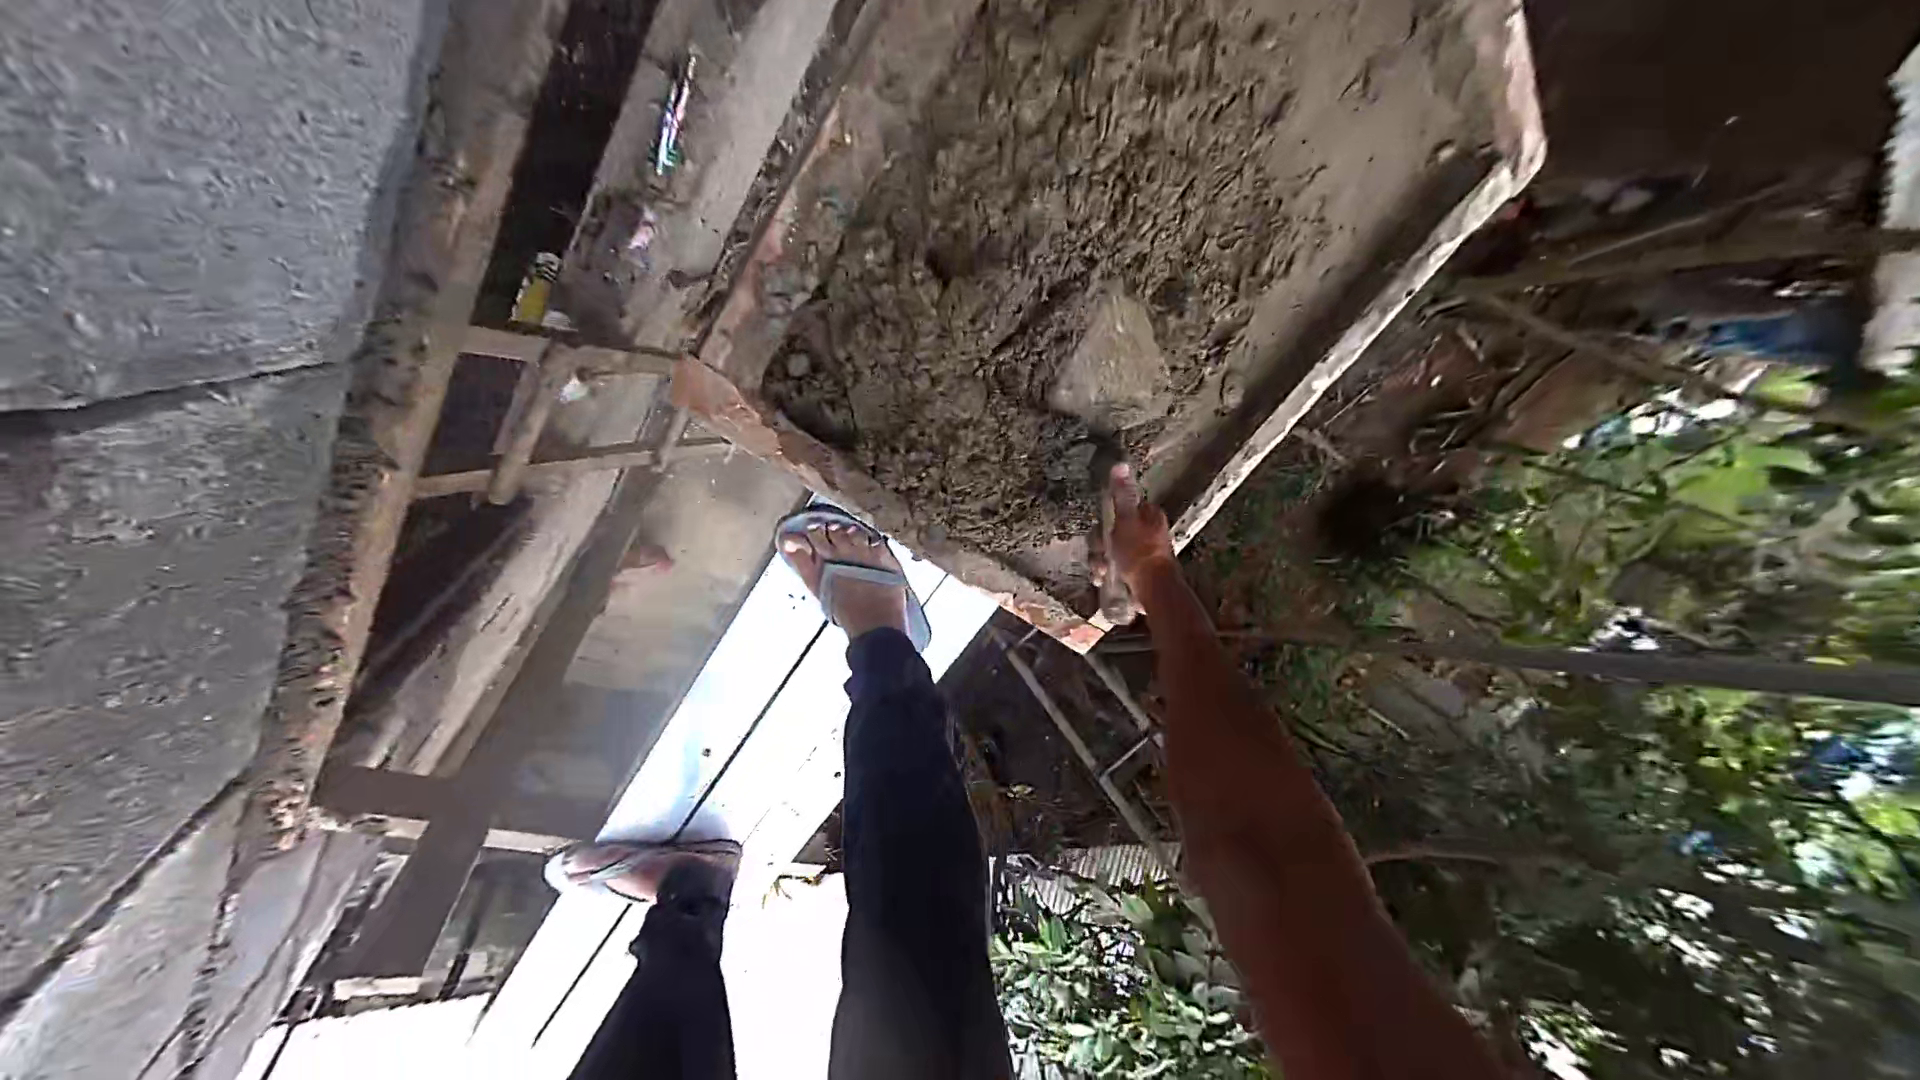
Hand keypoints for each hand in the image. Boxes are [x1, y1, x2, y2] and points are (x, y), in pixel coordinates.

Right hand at [1103, 462, 1176, 595]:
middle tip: (1102, 554)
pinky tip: (1103, 579)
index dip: (1107, 521)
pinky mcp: (1137, 571)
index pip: (1121, 510)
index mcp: (1149, 516)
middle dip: (1101, 545)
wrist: (1152, 590)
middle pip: (1112, 531)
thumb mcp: (1126, 520)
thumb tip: (1120, 465)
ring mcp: (1143, 553)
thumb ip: (1121, 495)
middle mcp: (1148, 532)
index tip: (1102, 532)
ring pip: (1111, 550)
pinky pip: (1114, 566)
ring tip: (1101, 571)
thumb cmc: (1139, 553)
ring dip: (1101, 560)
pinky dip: (1106, 572)